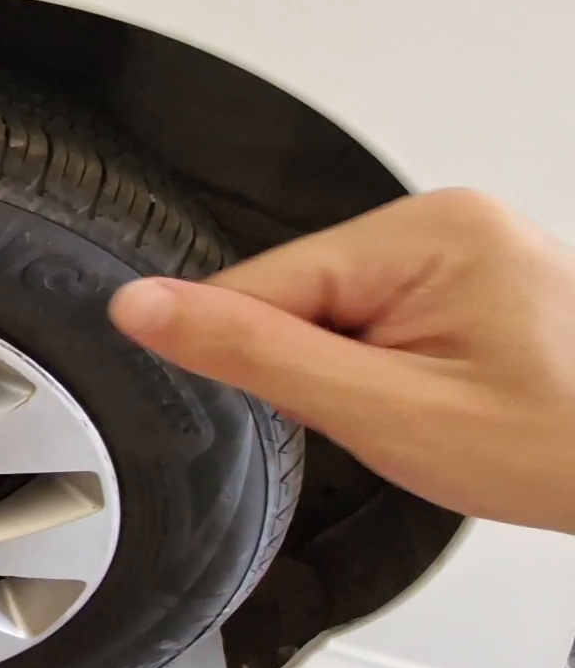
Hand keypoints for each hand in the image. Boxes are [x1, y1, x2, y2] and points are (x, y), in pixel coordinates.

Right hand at [109, 188, 574, 532]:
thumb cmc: (564, 447)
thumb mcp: (384, 411)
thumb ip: (248, 351)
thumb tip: (137, 305)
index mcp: (418, 234)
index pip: (244, 289)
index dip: (259, 359)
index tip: (329, 401)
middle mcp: (431, 220)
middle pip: (276, 297)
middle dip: (304, 366)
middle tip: (383, 409)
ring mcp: (443, 243)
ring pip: (305, 311)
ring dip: (332, 367)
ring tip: (413, 401)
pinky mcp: (446, 269)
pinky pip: (346, 314)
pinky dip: (362, 361)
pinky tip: (418, 384)